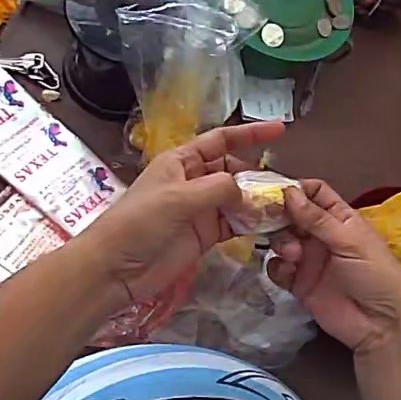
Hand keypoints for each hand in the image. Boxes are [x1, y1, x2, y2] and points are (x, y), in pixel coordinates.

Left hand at [74, 121, 285, 302]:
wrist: (115, 269)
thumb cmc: (138, 223)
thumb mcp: (177, 198)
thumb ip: (217, 188)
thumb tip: (247, 190)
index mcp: (181, 162)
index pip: (221, 140)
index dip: (250, 134)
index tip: (279, 130)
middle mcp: (192, 181)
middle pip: (233, 170)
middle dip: (258, 174)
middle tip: (285, 185)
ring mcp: (199, 209)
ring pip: (237, 198)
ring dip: (258, 201)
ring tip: (284, 205)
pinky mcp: (204, 235)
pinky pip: (234, 223)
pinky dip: (251, 223)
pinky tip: (268, 225)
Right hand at [267, 180, 400, 354]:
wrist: (381, 326)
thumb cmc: (375, 275)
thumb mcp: (350, 242)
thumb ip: (317, 219)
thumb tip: (288, 191)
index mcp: (340, 219)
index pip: (314, 193)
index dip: (297, 189)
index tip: (276, 190)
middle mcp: (321, 236)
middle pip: (291, 215)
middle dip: (280, 216)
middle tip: (268, 219)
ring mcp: (308, 259)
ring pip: (281, 240)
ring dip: (280, 242)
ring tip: (293, 254)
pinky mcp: (298, 284)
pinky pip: (278, 268)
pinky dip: (277, 266)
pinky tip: (287, 270)